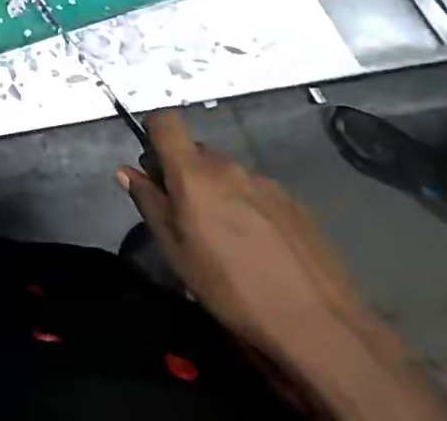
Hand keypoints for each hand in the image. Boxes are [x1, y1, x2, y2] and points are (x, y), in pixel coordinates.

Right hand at [119, 111, 368, 355]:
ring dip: (216, 189)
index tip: (152, 161)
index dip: (154, 130)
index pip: (166, 122)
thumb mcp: (173, 249)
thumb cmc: (230, 286)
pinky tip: (258, 245)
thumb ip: (148, 202)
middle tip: (183, 211)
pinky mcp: (296, 205)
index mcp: (193, 173)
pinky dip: (247, 205)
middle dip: (183, 170)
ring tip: (224, 234)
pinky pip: (257, 192)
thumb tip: (126, 171)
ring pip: (227, 173)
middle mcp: (229, 167)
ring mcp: (267, 184)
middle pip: (196, 150)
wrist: (320, 325)